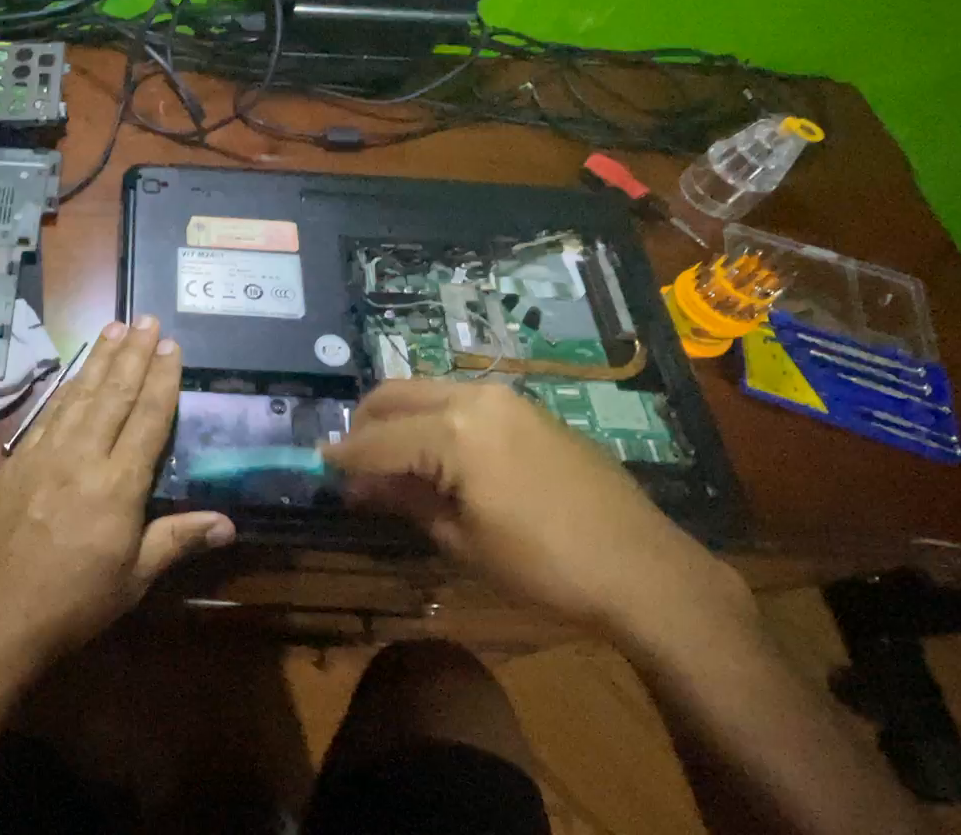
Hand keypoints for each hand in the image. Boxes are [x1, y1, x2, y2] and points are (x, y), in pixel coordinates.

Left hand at [0, 317, 234, 687]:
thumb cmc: (72, 605)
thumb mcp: (133, 580)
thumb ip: (177, 540)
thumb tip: (228, 523)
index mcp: (117, 487)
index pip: (147, 419)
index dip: (161, 380)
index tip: (171, 346)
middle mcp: (81, 458)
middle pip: (112, 395)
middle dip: (133, 354)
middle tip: (146, 319)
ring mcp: (43, 455)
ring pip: (78, 396)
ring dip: (98, 360)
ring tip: (114, 328)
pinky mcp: (15, 462)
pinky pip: (47, 414)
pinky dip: (64, 387)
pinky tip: (73, 374)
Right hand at [322, 380, 750, 644]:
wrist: (642, 568)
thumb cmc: (544, 565)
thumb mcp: (460, 539)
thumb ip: (404, 499)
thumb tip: (358, 484)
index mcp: (453, 432)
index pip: (376, 440)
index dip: (342, 456)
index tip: (318, 465)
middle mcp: (474, 398)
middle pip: (394, 395)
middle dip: (364, 425)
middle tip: (351, 462)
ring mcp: (506, 398)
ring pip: (427, 392)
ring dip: (399, 418)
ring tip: (391, 461)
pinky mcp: (529, 408)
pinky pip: (461, 401)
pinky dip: (434, 419)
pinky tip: (436, 455)